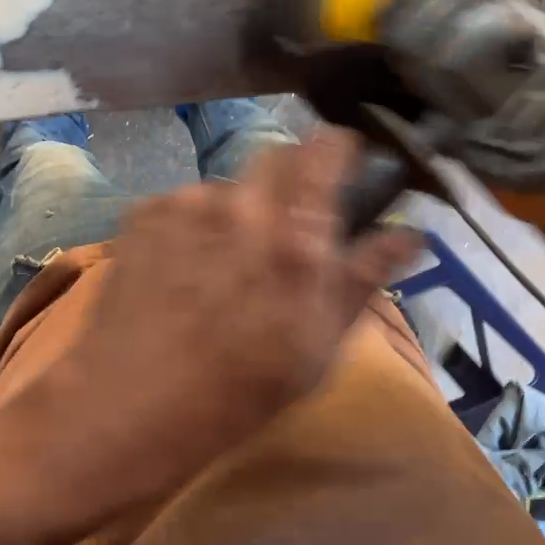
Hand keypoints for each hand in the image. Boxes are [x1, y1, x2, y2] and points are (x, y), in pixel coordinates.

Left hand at [40, 129, 420, 505]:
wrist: (132, 400)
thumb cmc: (242, 388)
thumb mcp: (320, 344)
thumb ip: (364, 277)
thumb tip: (412, 233)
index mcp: (296, 236)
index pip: (324, 151)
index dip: (338, 145)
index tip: (344, 155)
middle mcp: (242, 203)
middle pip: (276, 156)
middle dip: (290, 177)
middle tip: (287, 221)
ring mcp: (187, 202)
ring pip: (228, 186)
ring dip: (238, 209)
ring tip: (225, 264)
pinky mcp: (145, 209)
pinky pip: (185, 203)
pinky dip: (194, 225)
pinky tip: (184, 269)